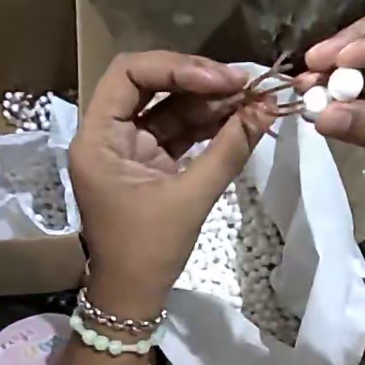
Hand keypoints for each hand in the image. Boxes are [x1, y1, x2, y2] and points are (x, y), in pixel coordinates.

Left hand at [69, 52, 273, 319]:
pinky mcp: (149, 164)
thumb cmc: (148, 251)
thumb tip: (265, 109)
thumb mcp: (190, 198)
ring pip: (169, 109)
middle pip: (152, 86)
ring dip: (211, 103)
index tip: (222, 80)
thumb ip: (228, 150)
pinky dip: (208, 126)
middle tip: (247, 85)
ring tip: (254, 100)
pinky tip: (241, 118)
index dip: (177, 68)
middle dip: (200, 83)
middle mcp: (109, 135)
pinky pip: (178, 133)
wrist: (132, 296)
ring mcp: (130, 149)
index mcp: (98, 138)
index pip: (130, 74)